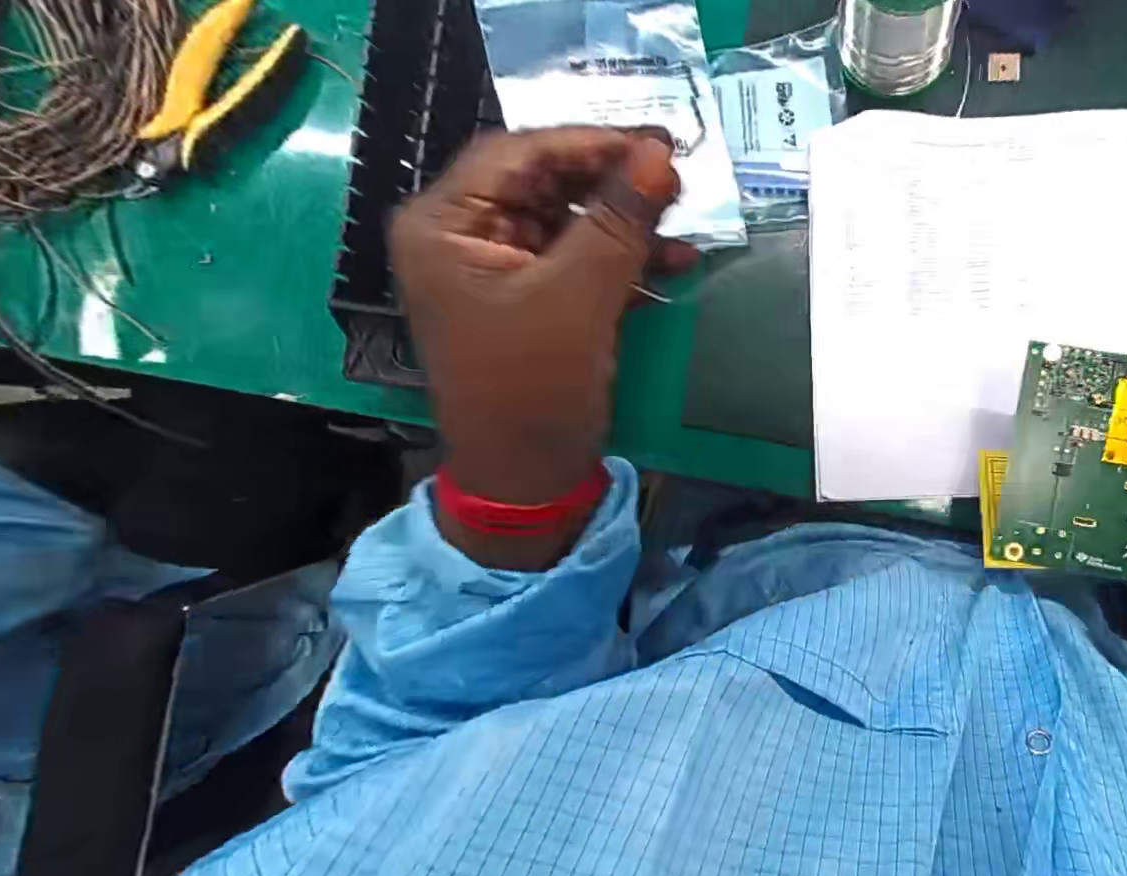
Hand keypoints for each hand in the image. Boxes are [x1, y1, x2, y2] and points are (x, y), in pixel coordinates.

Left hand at [388, 126, 695, 566]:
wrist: (527, 481)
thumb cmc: (533, 392)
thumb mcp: (575, 302)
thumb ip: (616, 225)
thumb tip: (659, 157)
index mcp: (444, 227)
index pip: (518, 155)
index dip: (589, 142)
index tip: (656, 142)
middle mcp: (465, 241)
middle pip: (545, 187)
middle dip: (612, 186)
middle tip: (674, 180)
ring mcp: (500, 276)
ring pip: (568, 228)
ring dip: (626, 229)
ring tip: (682, 227)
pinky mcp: (534, 308)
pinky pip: (579, 268)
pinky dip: (623, 267)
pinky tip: (669, 266)